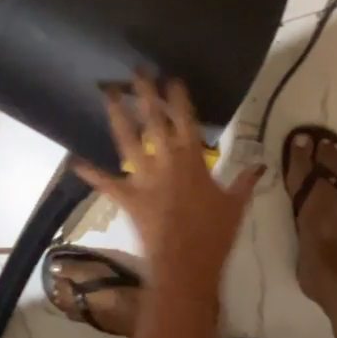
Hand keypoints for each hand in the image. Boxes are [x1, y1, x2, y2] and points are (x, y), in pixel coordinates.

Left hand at [73, 74, 265, 300]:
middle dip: (145, 94)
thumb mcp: (236, 205)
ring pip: (127, 141)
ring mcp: (143, 178)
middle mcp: (165, 161)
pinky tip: (75, 161)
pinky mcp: (127, 198)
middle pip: (154, 121)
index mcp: (193, 160)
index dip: (178, 97)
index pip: (185, 120)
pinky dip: (90, 172)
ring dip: (118, 116)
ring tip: (109, 94)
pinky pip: (106, 183)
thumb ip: (246, 181)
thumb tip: (261, 165)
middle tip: (136, 71)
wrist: (187, 265)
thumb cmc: (214, 234)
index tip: (171, 77)